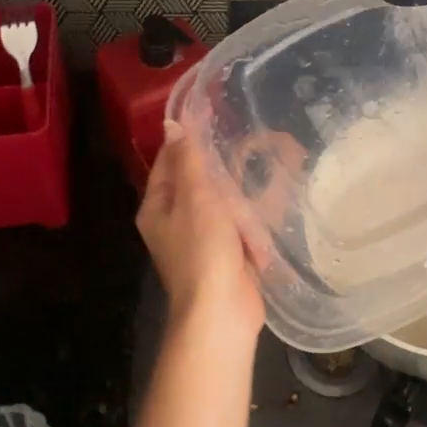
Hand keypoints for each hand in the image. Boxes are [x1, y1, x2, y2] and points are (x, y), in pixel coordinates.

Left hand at [138, 122, 264, 339]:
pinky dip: (250, 222)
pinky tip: (268, 210)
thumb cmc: (203, 249)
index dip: (189, 138)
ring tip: (261, 174)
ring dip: (240, 198)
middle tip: (248, 142)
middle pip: (198, 181)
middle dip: (222, 169)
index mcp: (157, 206)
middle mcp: (174, 221)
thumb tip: (171, 123)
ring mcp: (200, 240)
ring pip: (222, 204)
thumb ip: (189, 160)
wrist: (221, 311)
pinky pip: (238, 227)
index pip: (170, 160)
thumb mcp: (196, 197)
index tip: (216, 115)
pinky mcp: (225, 255)